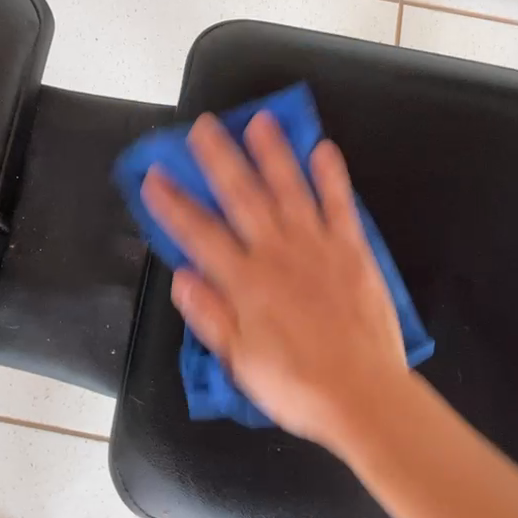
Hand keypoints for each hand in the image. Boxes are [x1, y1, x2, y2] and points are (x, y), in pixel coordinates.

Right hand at [141, 111, 408, 446]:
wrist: (363, 396)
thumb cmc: (295, 384)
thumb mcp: (239, 361)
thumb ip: (210, 315)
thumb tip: (181, 275)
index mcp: (245, 281)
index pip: (199, 233)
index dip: (174, 203)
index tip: (154, 175)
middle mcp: (276, 253)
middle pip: (242, 196)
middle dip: (220, 159)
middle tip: (204, 126)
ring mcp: (316, 246)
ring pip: (289, 189)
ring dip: (272, 153)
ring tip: (259, 120)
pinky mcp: (352, 249)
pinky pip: (339, 204)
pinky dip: (331, 175)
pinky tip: (322, 149)